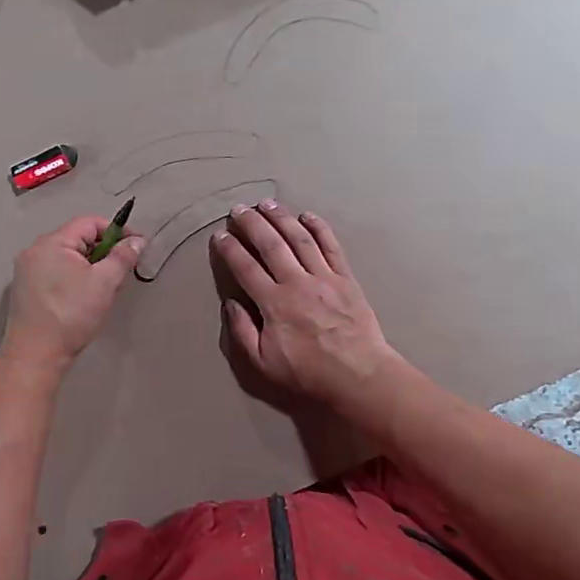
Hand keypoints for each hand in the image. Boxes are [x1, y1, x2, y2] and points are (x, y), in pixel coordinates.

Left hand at [2, 216, 143, 366]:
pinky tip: (83, 299)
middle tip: (121, 271)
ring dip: (89, 266)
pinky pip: (55, 272)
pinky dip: (74, 278)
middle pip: (77, 238)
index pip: (89, 223)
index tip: (135, 246)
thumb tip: (137, 241)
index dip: (115, 231)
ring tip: (104, 288)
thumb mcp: (104, 283)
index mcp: (51, 242)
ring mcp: (26, 271)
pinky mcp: (26, 290)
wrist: (36, 355)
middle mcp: (34, 251)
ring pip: (67, 257)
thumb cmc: (71, 315)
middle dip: (103, 250)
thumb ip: (122, 257)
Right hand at [212, 200, 398, 409]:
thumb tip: (230, 303)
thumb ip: (242, 332)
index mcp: (274, 303)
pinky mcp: (345, 279)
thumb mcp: (263, 363)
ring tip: (266, 204)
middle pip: (270, 244)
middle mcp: (297, 283)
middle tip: (239, 209)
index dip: (230, 249)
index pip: (246, 267)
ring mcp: (324, 278)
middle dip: (252, 224)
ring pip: (299, 239)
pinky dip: (319, 228)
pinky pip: (331, 247)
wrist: (359, 376)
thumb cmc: (308, 373)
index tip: (220, 235)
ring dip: (281, 218)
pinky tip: (307, 215)